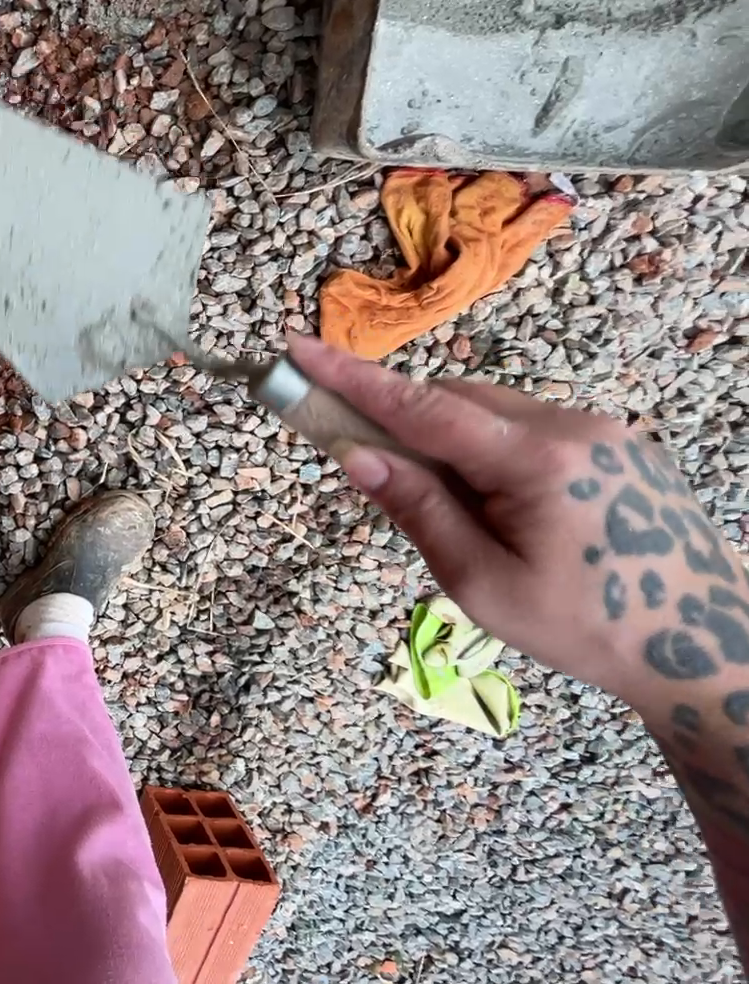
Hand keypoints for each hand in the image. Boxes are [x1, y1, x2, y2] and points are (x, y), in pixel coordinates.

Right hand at [285, 333, 745, 704]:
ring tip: (441, 504)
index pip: (421, 408)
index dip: (350, 377)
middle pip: (452, 400)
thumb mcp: (479, 580)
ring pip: (484, 410)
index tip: (295, 348)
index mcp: (539, 463)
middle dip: (393, 416)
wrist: (714, 655)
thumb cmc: (585, 628)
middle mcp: (575, 430)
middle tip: (356, 455)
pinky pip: (517, 426)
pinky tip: (481, 498)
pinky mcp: (612, 447)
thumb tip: (354, 454)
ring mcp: (602, 434)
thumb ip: (417, 509)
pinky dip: (474, 445)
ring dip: (436, 435)